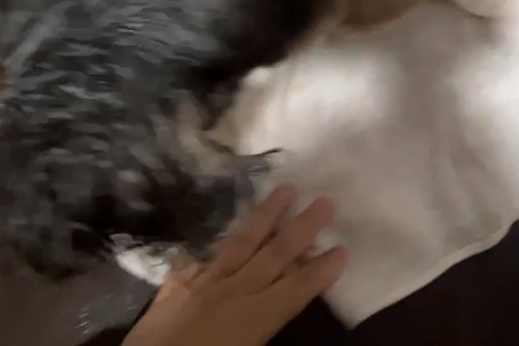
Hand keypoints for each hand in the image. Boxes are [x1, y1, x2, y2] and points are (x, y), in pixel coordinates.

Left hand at [125, 187, 345, 345]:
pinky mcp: (175, 284)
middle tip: (326, 200)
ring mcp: (202, 283)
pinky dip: (211, 241)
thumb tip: (283, 304)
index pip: (295, 290)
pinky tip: (218, 228)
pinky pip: (198, 256)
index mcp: (252, 320)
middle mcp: (233, 293)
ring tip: (284, 189)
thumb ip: (264, 329)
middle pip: (274, 255)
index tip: (344, 248)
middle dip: (302, 228)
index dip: (320, 271)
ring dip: (265, 216)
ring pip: (240, 242)